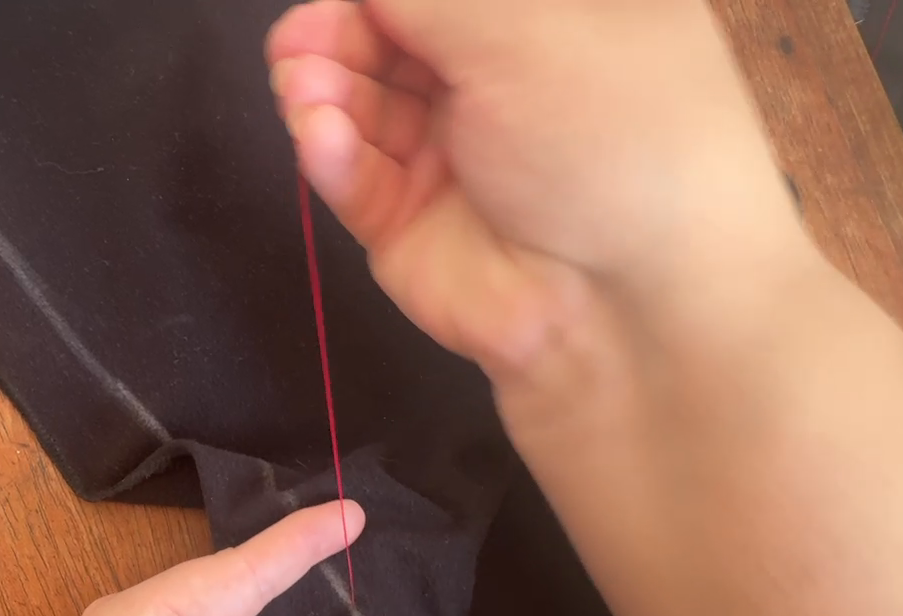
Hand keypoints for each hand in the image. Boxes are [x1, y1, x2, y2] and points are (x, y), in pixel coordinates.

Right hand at [266, 0, 814, 380]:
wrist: (609, 297)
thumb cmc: (603, 136)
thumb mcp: (529, 34)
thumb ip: (432, 0)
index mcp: (543, 25)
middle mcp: (488, 89)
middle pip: (389, 50)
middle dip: (337, 40)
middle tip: (294, 44)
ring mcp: (441, 161)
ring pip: (364, 116)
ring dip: (326, 97)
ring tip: (300, 89)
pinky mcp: (401, 226)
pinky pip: (360, 182)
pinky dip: (336, 159)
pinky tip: (318, 138)